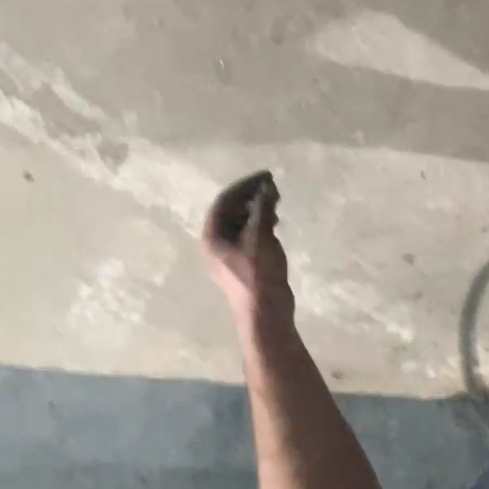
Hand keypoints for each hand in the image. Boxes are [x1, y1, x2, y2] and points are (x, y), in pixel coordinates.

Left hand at [202, 170, 293, 317]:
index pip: (224, 201)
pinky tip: (275, 222)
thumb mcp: (260, 236)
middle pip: (231, 211)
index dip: (245, 185)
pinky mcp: (244, 262)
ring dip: (257, 208)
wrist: (265, 312)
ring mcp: (230, 255)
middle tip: (272, 186)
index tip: (266, 176)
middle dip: (251, 195)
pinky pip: (249, 234)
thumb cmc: (258, 273)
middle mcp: (216, 245)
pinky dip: (261, 223)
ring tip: (276, 202)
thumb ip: (262, 209)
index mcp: (212, 238)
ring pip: (241, 222)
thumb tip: (266, 187)